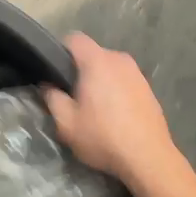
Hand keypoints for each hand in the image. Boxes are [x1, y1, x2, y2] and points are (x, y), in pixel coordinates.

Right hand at [45, 33, 186, 193]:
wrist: (148, 157)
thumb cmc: (103, 137)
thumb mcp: (67, 123)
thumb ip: (52, 98)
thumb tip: (47, 84)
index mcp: (98, 61)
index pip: (75, 39)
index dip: (60, 51)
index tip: (54, 72)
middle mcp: (120, 59)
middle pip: (93, 54)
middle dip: (80, 70)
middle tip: (71, 96)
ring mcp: (137, 73)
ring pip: (109, 68)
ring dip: (99, 81)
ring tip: (93, 109)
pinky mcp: (148, 88)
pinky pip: (124, 80)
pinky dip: (115, 90)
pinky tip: (114, 115)